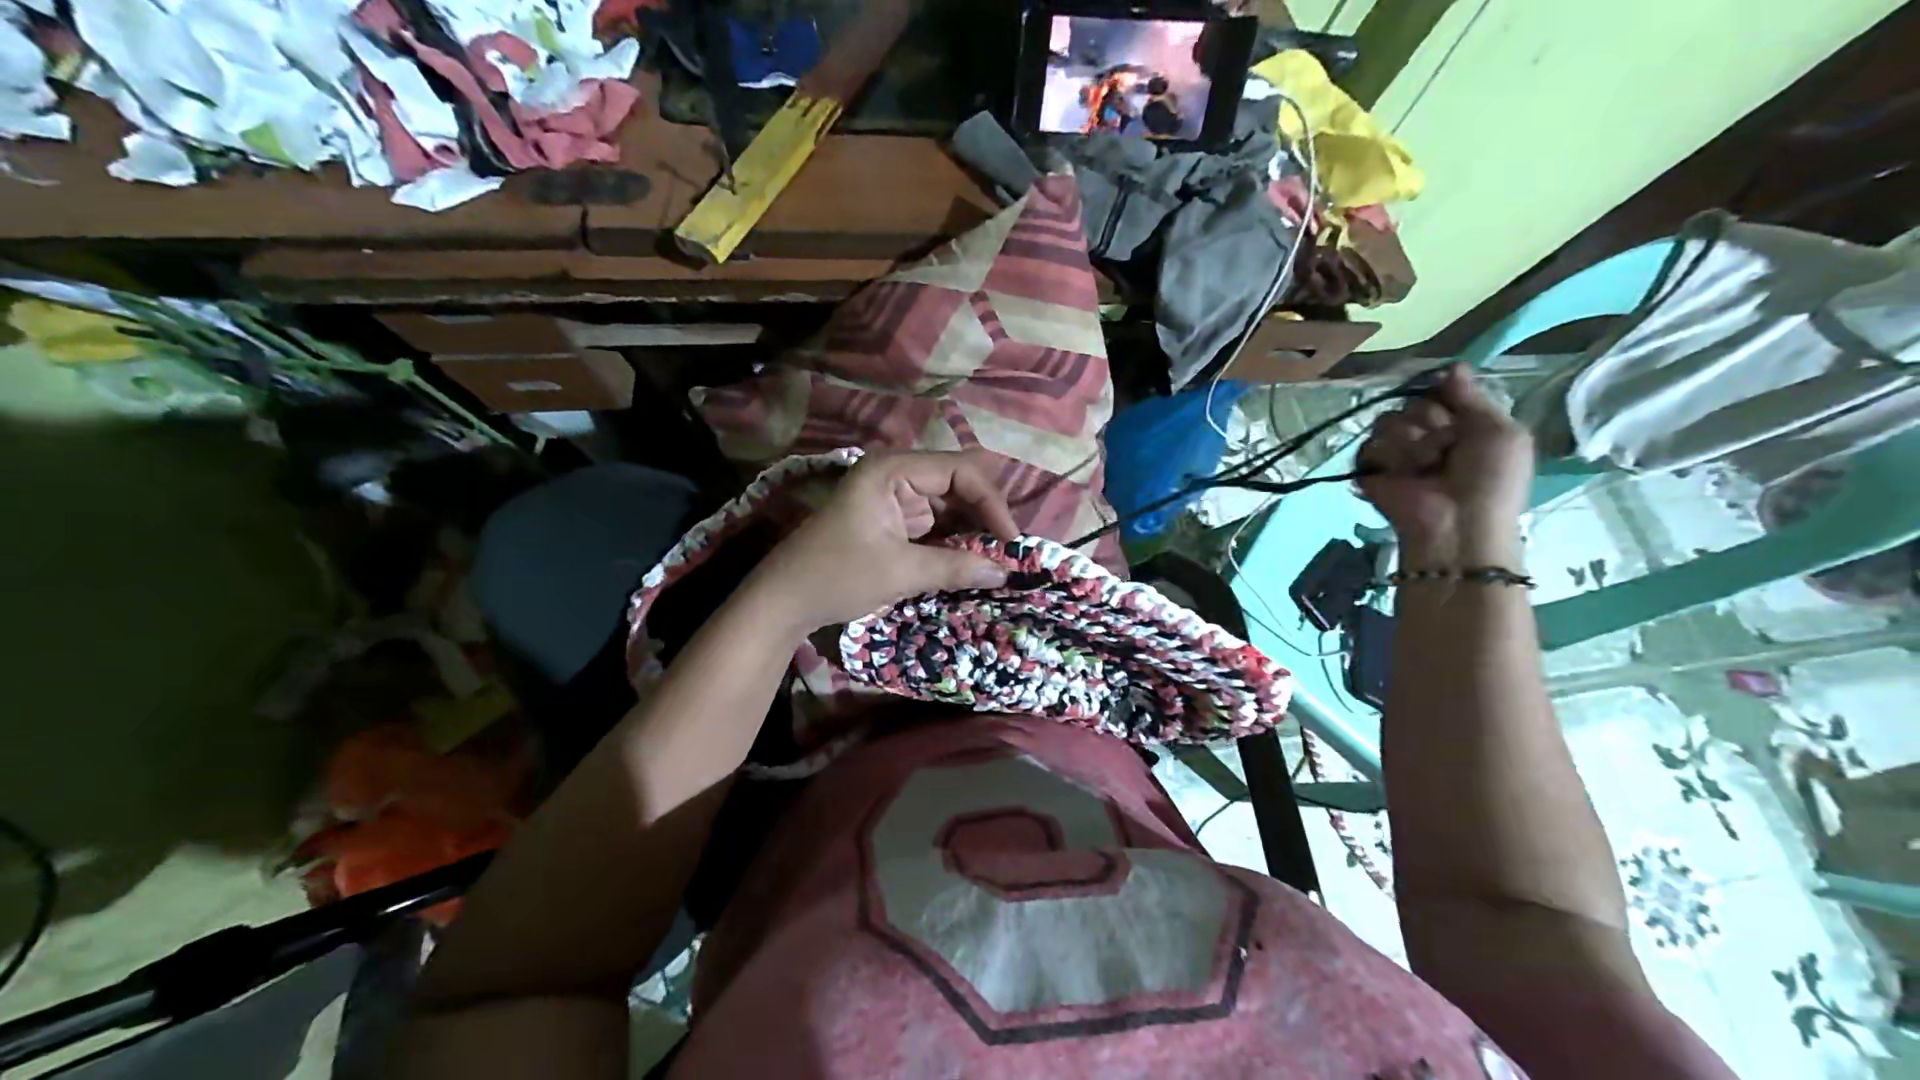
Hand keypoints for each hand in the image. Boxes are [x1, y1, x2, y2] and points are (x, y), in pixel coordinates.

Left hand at [748, 450, 1018, 629]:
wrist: (785, 600)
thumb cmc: (837, 575)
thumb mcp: (901, 571)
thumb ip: (956, 567)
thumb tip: (1005, 573)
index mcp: (893, 470)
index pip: (960, 471)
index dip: (991, 503)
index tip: (1011, 541)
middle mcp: (896, 475)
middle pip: (958, 485)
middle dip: (985, 517)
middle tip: (1009, 552)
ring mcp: (895, 498)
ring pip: (950, 507)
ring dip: (973, 532)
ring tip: (999, 560)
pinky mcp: (894, 522)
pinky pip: (936, 525)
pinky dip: (956, 543)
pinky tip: (975, 562)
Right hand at [1357, 364, 1533, 567]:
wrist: (1457, 523)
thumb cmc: (1490, 480)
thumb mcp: (1501, 433)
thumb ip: (1474, 398)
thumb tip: (1452, 366)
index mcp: (1459, 423)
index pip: (1438, 389)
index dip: (1445, 396)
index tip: (1454, 412)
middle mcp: (1425, 433)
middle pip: (1411, 402)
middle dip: (1429, 423)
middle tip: (1445, 450)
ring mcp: (1396, 452)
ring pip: (1387, 421)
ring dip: (1410, 444)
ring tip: (1424, 468)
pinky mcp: (1370, 469)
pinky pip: (1368, 446)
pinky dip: (1386, 459)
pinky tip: (1400, 476)